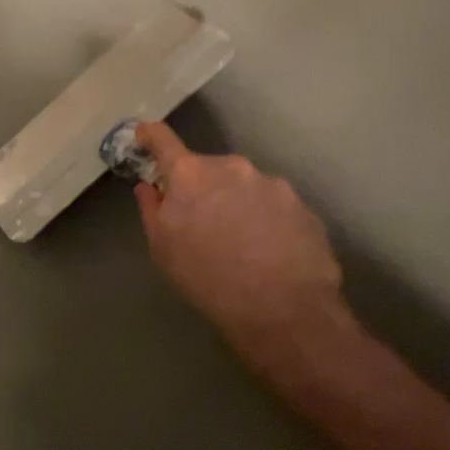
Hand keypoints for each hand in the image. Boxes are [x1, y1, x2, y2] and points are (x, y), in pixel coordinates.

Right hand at [133, 121, 344, 343]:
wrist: (286, 314)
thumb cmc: (209, 278)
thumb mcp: (162, 248)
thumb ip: (151, 208)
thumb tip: (150, 187)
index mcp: (191, 173)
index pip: (162, 138)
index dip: (150, 135)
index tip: (145, 137)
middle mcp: (232, 167)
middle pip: (209, 169)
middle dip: (203, 187)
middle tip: (204, 222)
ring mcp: (273, 186)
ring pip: (245, 187)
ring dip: (238, 204)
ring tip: (245, 244)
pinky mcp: (305, 208)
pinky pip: (276, 208)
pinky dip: (268, 222)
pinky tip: (272, 254)